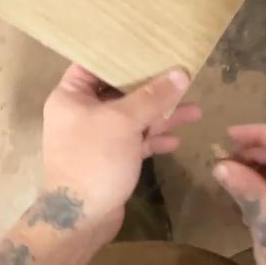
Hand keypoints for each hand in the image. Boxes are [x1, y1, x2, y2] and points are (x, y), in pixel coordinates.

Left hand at [41, 64, 200, 227]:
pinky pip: (134, 142)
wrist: (81, 218)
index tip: (152, 46)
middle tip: (184, 80)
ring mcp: (95, 138)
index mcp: (70, 96)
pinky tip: (176, 141)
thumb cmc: (94, 160)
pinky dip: (153, 140)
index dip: (123, 55)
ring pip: (132, 118)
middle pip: (120, 91)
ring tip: (195, 112)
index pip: (95, 64)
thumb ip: (153, 96)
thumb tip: (181, 73)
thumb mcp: (124, 122)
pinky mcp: (108, 159)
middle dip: (153, 89)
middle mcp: (80, 114)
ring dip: (161, 116)